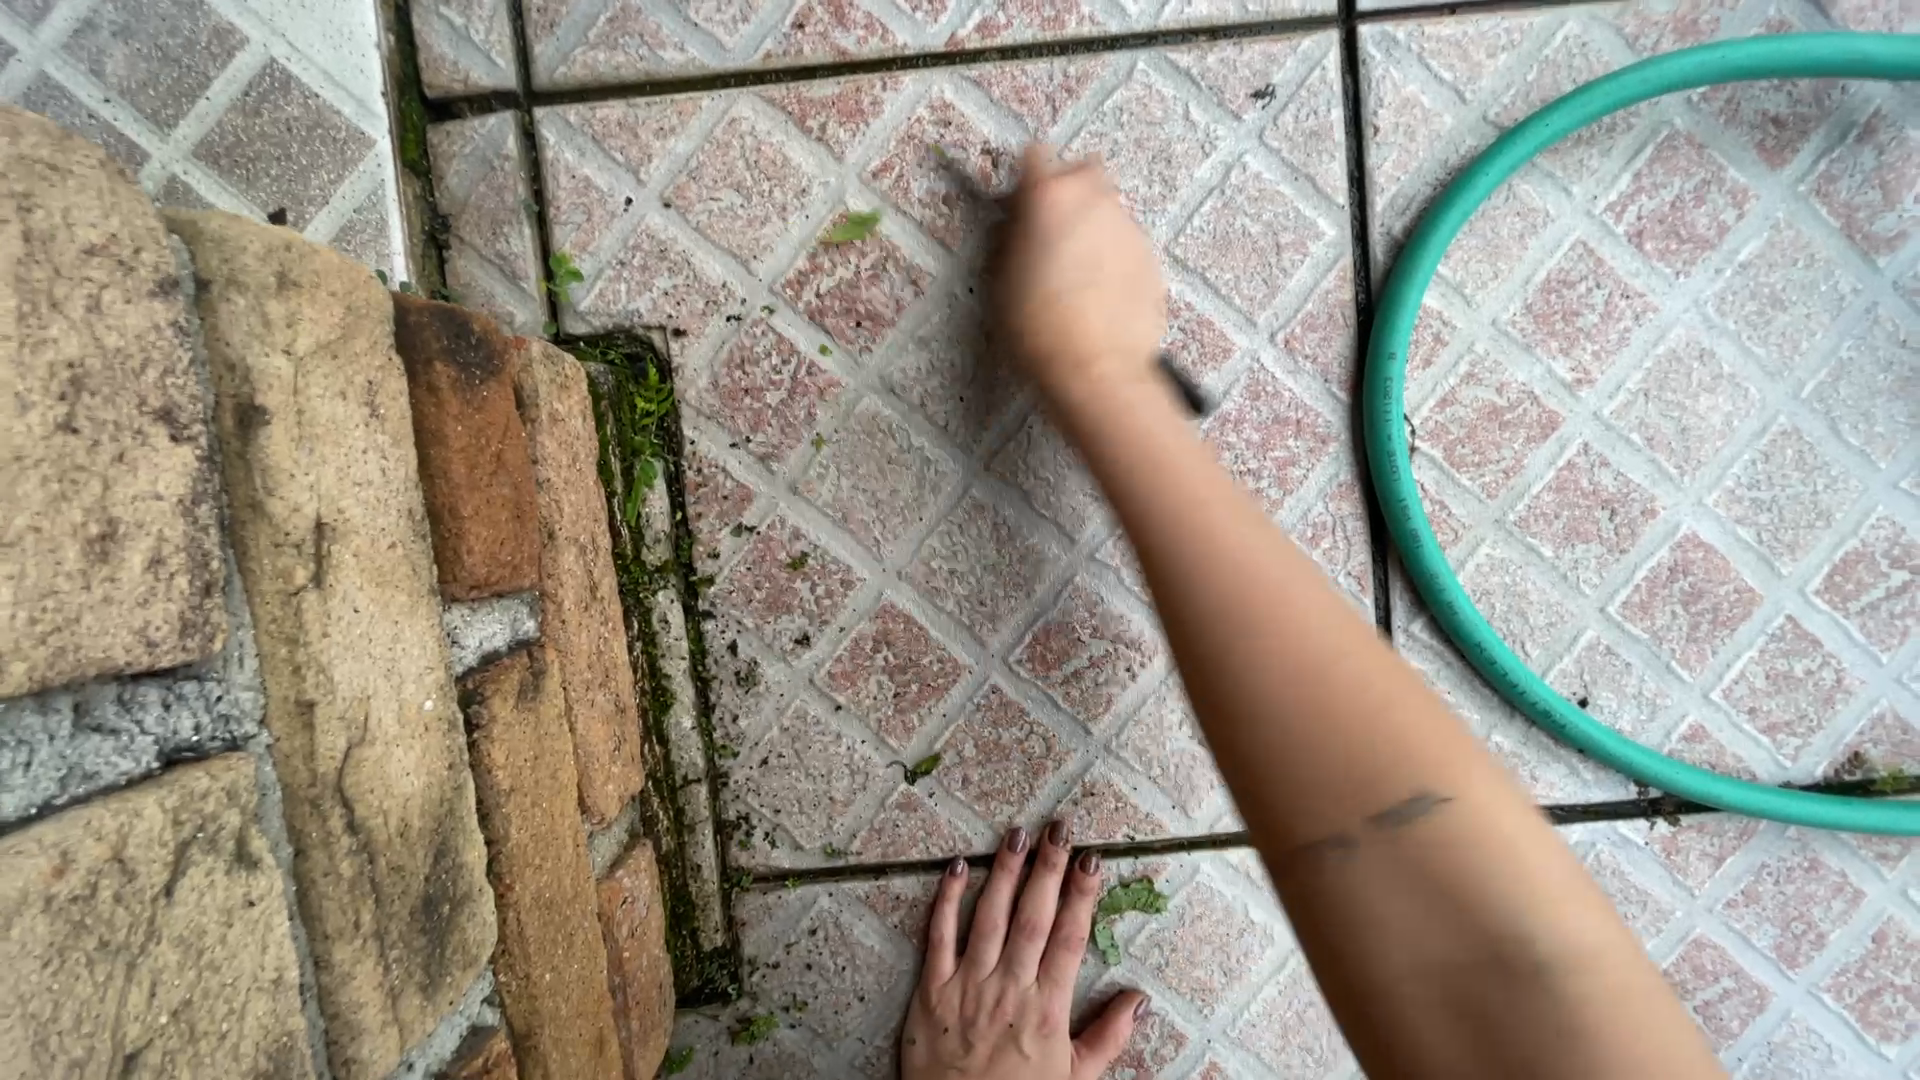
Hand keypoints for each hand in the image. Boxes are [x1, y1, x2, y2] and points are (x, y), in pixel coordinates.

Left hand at [901, 823, 1146, 1079]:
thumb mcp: (1073, 1079)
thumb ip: (1108, 1038)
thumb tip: (1140, 998)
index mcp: (1046, 1009)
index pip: (1070, 939)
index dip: (1082, 895)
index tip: (1092, 858)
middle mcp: (1009, 988)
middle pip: (1033, 917)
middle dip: (1048, 869)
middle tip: (1058, 828)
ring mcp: (968, 985)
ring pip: (989, 917)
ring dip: (1004, 872)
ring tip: (1016, 834)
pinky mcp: (932, 989)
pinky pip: (939, 936)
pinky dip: (945, 899)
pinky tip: (955, 867)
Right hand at [992, 145, 1167, 411]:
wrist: (1096, 368)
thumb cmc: (1038, 330)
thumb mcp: (1002, 282)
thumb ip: (1011, 238)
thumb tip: (1016, 223)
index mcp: (1050, 198)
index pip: (1035, 156)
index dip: (1026, 178)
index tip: (1021, 202)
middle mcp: (1095, 200)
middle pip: (1083, 171)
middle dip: (1068, 190)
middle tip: (1052, 230)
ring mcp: (1129, 228)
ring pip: (1108, 210)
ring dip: (1092, 227)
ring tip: (1077, 273)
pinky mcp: (1151, 258)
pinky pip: (1126, 245)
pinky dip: (1113, 258)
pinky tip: (1100, 294)